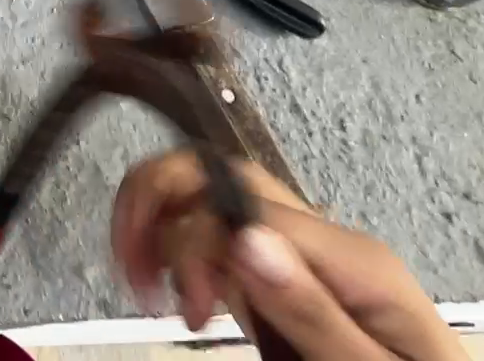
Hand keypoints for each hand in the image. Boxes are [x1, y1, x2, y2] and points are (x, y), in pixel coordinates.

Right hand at [111, 150, 466, 360]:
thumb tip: (246, 236)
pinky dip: (173, 240)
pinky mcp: (283, 264)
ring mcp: (302, 246)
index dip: (190, 242)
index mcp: (351, 256)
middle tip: (132, 264)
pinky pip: (213, 223)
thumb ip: (314, 311)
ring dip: (154, 219)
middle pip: (214, 172)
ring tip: (141, 276)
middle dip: (152, 202)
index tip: (182, 306)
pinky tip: (173, 284)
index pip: (238, 205)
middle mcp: (323, 235)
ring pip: (204, 188)